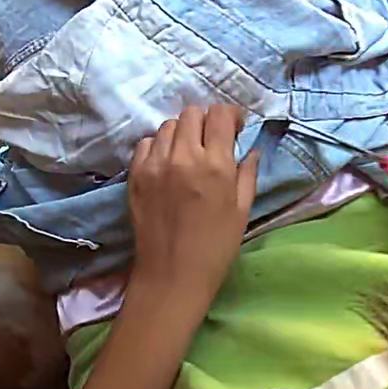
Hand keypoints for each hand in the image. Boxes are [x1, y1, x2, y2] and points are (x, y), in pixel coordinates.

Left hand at [128, 105, 261, 302]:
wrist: (172, 275)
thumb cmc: (216, 247)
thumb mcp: (242, 210)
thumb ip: (247, 174)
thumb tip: (252, 150)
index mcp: (216, 165)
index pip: (220, 114)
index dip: (230, 116)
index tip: (234, 128)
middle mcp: (184, 156)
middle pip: (192, 113)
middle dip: (206, 121)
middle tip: (212, 141)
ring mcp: (155, 164)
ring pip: (168, 126)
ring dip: (183, 133)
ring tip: (189, 153)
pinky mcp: (135, 175)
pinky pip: (146, 143)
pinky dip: (159, 146)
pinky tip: (168, 164)